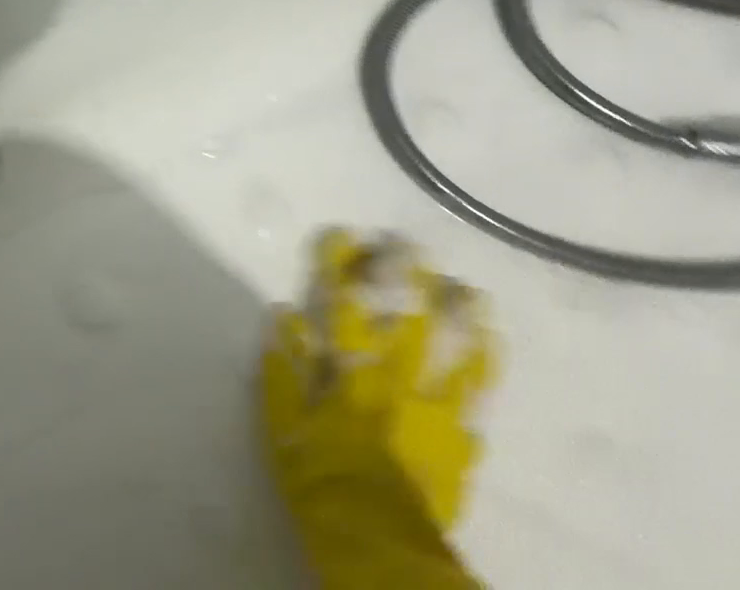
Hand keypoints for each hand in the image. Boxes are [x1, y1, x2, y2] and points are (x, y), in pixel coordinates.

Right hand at [261, 228, 494, 586]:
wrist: (375, 535)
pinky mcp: (463, 432)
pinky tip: (489, 339)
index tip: (344, 234)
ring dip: (459, 311)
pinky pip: (481, 386)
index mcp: (349, 372)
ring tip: (461, 285)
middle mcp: (398, 379)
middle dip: (408, 277)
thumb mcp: (280, 420)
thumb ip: (283, 366)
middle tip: (409, 245)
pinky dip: (485, 358)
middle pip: (409, 316)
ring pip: (457, 346)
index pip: (345, 306)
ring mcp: (438, 405)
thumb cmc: (315, 472)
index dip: (343, 266)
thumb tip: (283, 313)